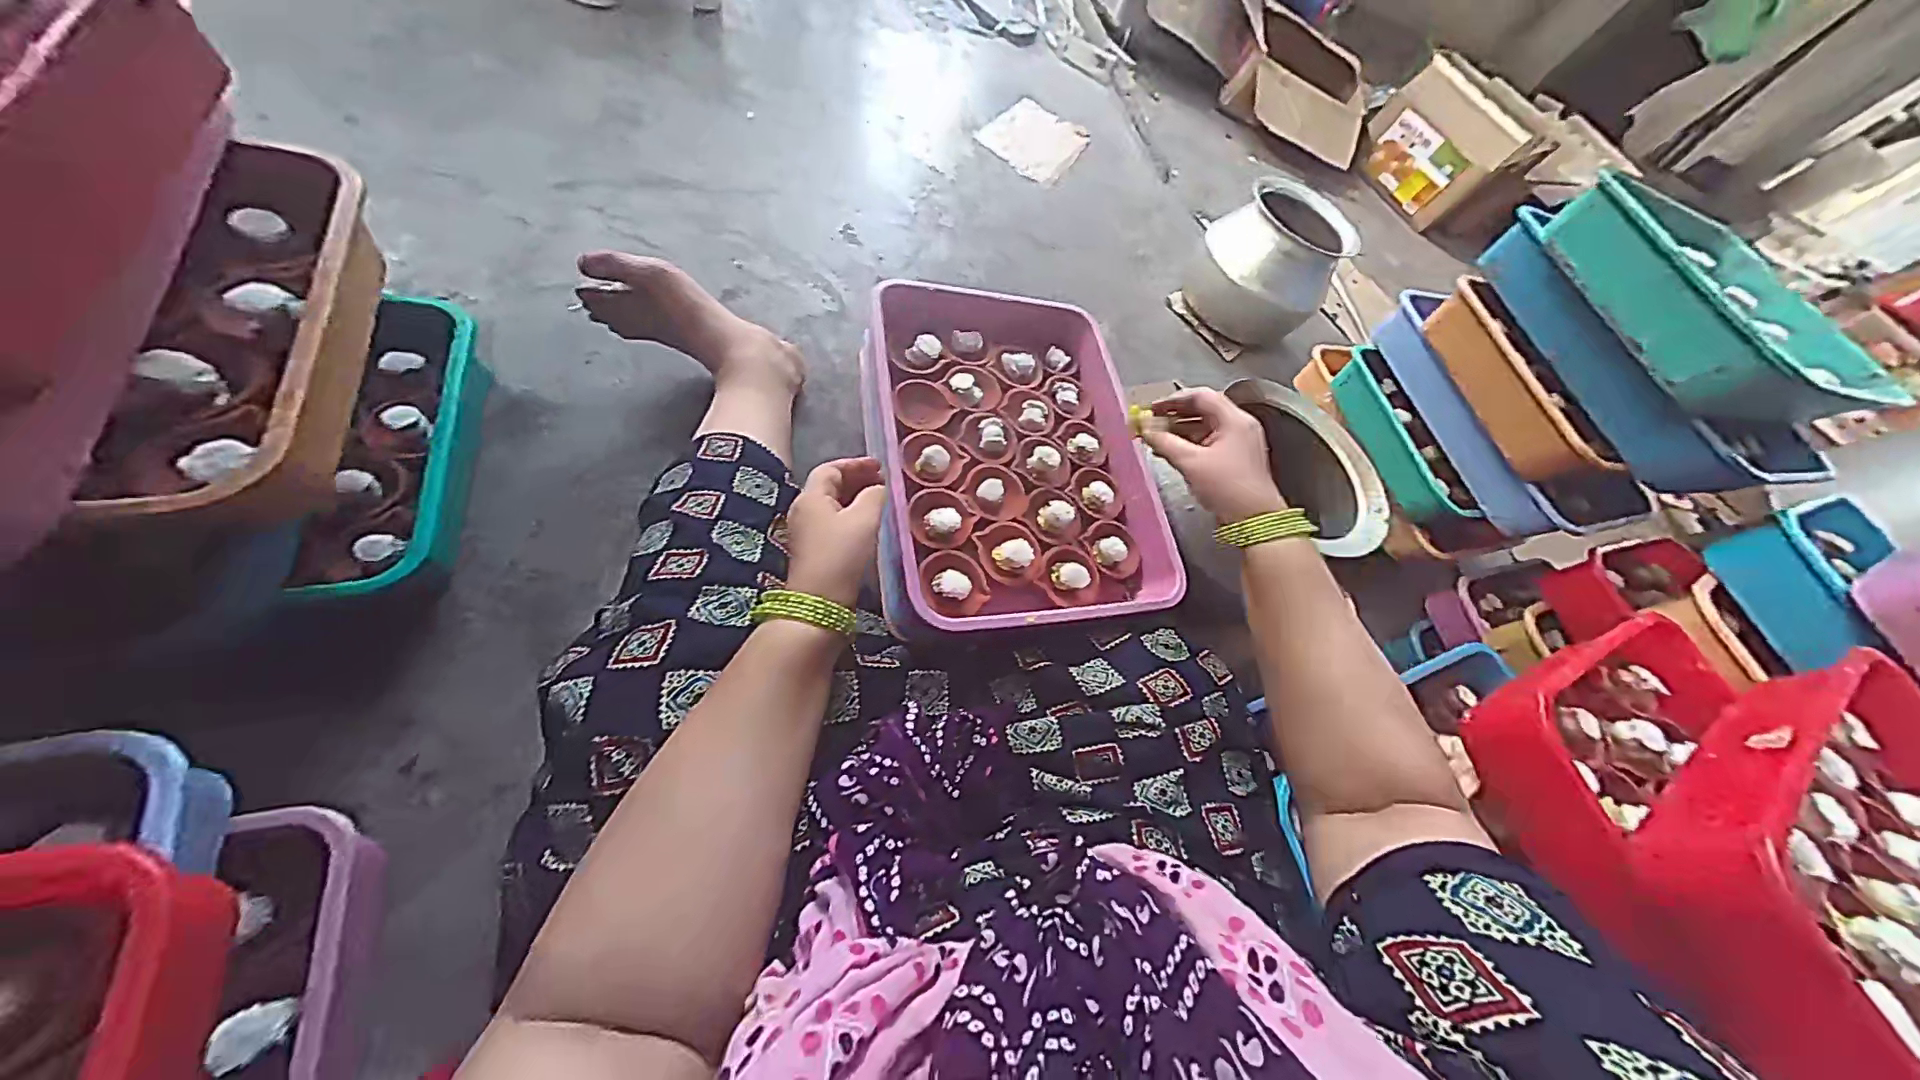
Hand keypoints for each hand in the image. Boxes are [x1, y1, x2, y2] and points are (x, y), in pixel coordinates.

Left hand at [783, 457, 887, 607]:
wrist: (819, 602)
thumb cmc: (841, 555)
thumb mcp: (863, 520)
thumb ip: (874, 496)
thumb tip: (878, 488)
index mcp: (811, 497)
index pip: (830, 468)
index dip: (856, 463)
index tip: (879, 466)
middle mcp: (804, 510)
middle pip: (829, 485)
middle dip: (857, 479)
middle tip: (883, 481)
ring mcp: (806, 531)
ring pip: (832, 504)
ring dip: (855, 497)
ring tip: (880, 499)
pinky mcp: (814, 549)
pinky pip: (833, 521)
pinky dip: (851, 514)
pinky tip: (869, 522)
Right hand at [1140, 388, 1288, 523]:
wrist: (1253, 519)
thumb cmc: (1227, 488)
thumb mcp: (1190, 462)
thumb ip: (1164, 441)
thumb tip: (1145, 428)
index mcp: (1234, 420)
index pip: (1200, 396)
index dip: (1173, 400)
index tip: (1152, 408)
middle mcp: (1239, 426)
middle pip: (1202, 410)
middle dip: (1174, 416)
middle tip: (1151, 423)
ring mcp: (1238, 442)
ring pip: (1204, 427)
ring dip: (1179, 431)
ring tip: (1156, 439)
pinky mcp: (1234, 458)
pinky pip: (1208, 442)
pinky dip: (1189, 444)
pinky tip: (1171, 452)